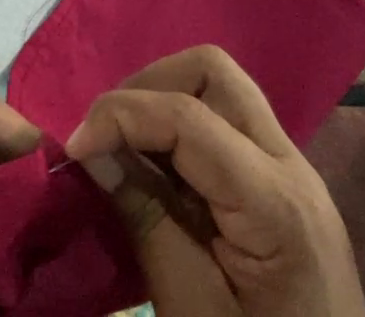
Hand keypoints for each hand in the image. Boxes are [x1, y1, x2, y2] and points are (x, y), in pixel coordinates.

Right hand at [65, 47, 364, 316]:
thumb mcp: (192, 306)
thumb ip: (145, 221)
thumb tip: (91, 154)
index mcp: (275, 202)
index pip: (187, 116)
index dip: (119, 116)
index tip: (73, 149)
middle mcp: (291, 164)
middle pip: (212, 71)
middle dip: (147, 88)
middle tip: (107, 137)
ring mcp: (291, 168)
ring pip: (218, 86)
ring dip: (161, 102)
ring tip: (125, 152)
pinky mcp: (281, 181)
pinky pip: (223, 121)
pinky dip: (177, 128)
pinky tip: (154, 172)